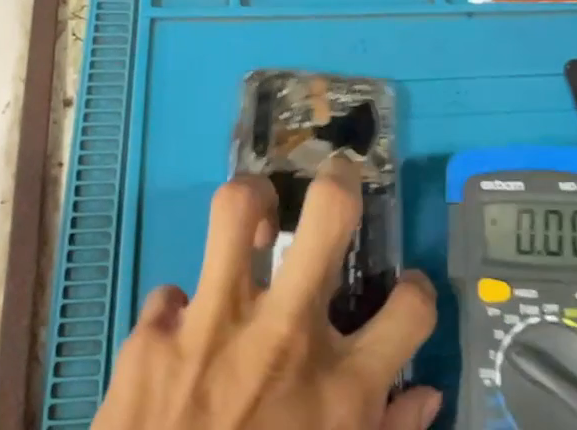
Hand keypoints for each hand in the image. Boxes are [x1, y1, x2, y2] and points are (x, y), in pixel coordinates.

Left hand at [92, 156, 442, 429]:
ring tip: (255, 214)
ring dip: (249, 202)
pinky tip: (182, 337)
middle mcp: (283, 337)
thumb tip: (425, 393)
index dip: (416, 291)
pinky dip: (181, 312)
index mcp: (340, 387)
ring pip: (234, 209)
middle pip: (328, 215)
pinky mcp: (151, 338)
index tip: (402, 292)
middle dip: (339, 183)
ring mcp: (212, 326)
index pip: (412, 306)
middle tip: (336, 182)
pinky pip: (170, 293)